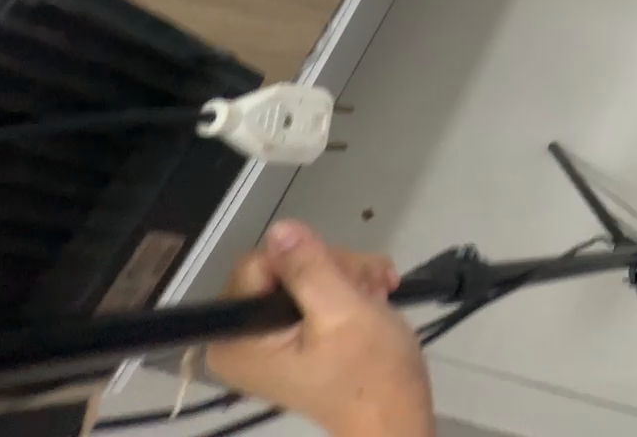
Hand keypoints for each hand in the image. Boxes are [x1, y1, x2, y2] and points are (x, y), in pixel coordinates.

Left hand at [206, 221, 433, 436]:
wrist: (395, 409)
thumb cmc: (369, 368)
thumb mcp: (344, 312)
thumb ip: (311, 269)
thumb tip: (282, 228)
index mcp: (241, 337)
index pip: (261, 265)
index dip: (309, 261)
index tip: (344, 281)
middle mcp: (246, 336)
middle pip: (289, 266)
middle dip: (339, 269)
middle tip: (370, 289)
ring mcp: (272, 336)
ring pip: (311, 273)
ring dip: (354, 276)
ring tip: (378, 295)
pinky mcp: (296, 336)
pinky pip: (320, 290)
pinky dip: (354, 287)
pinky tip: (376, 297)